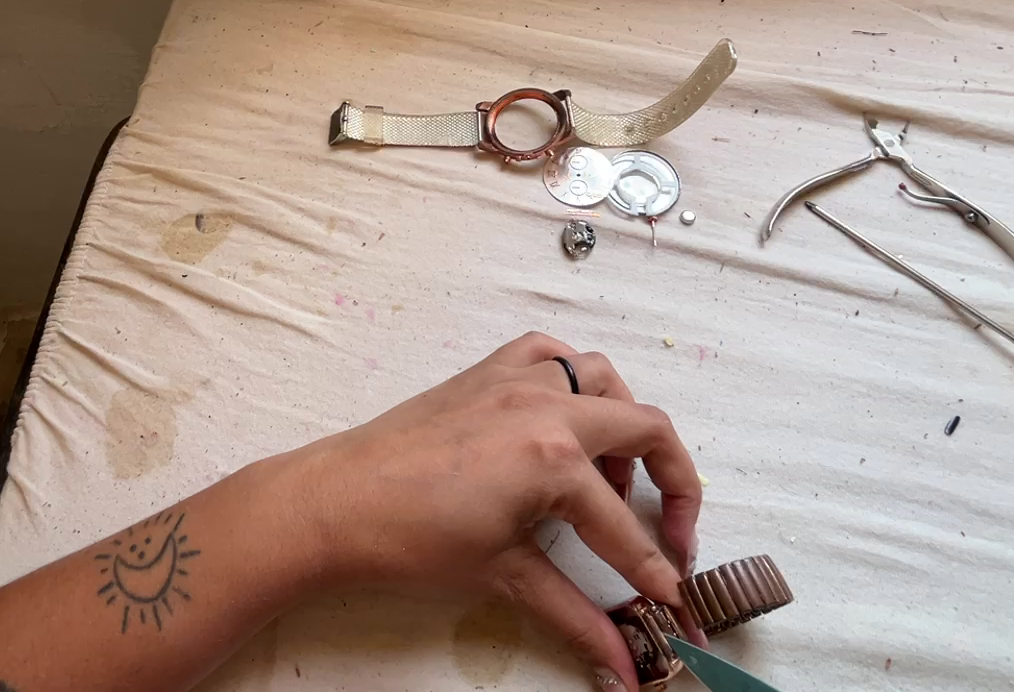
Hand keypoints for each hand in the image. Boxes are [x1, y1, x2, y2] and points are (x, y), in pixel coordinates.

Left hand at [284, 332, 704, 687]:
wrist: (340, 499)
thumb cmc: (414, 538)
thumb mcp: (503, 575)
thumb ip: (574, 615)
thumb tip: (624, 664)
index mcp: (553, 457)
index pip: (625, 526)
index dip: (655, 573)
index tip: (673, 606)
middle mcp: (544, 404)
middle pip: (644, 427)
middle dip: (674, 483)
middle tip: (670, 534)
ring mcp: (514, 377)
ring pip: (600, 376)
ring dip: (623, 422)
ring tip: (608, 474)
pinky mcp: (486, 369)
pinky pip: (548, 353)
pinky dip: (571, 377)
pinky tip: (563, 415)